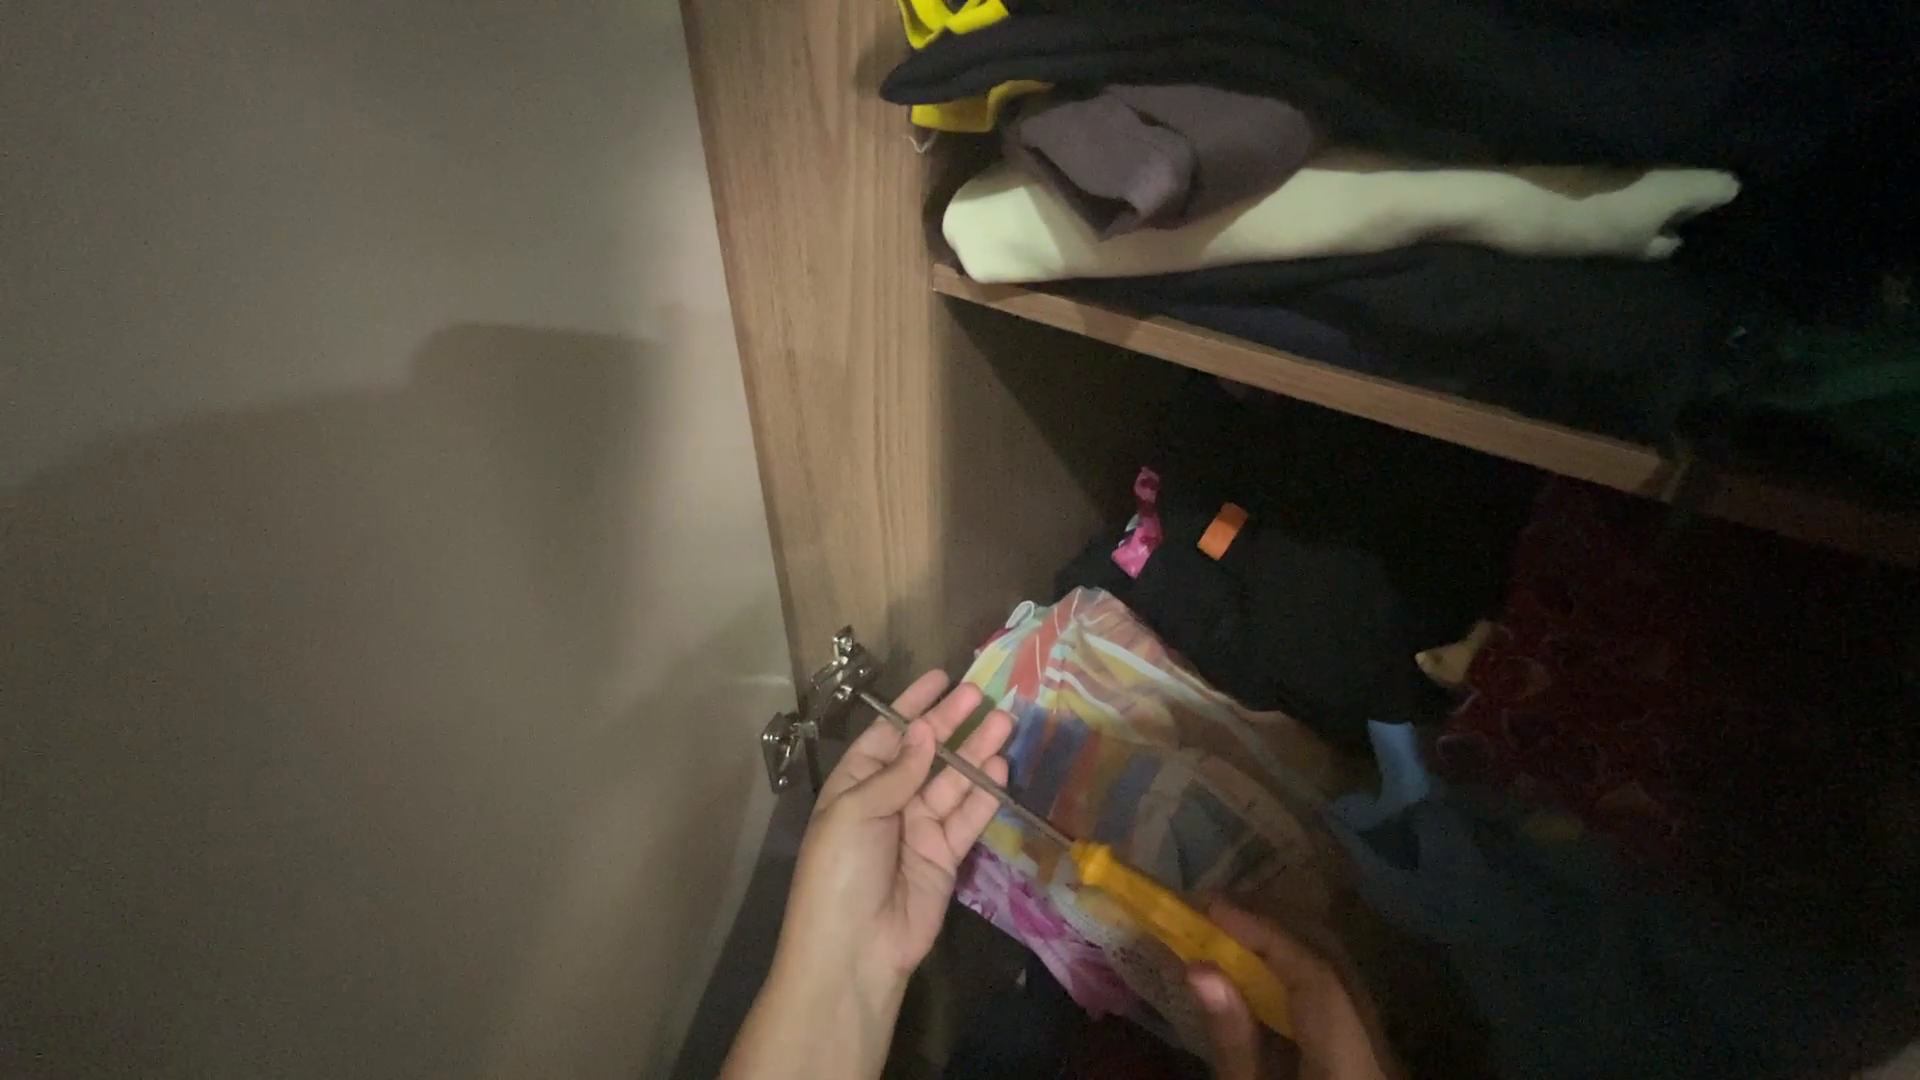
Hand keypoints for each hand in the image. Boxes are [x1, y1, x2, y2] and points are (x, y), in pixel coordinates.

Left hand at [781, 670, 1012, 991]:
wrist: (854, 951)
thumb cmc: (841, 870)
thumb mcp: (856, 811)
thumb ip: (896, 772)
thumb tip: (923, 733)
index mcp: (856, 783)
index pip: (889, 734)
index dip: (913, 705)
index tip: (940, 678)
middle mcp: (889, 799)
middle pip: (926, 753)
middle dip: (953, 724)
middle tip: (982, 695)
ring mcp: (918, 826)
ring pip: (952, 781)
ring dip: (977, 753)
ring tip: (1004, 723)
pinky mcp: (944, 854)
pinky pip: (966, 816)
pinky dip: (984, 793)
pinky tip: (1000, 768)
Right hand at [1188, 901, 1391, 1079]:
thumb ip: (1232, 1040)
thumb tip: (1199, 966)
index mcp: (1351, 1066)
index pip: (1315, 976)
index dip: (1263, 932)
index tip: (1210, 907)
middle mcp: (1378, 1049)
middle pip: (1334, 959)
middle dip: (1273, 923)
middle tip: (1214, 911)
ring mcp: (1380, 1053)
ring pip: (1339, 970)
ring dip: (1283, 941)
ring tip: (1229, 931)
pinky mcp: (1369, 1060)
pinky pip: (1336, 994)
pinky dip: (1295, 969)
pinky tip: (1256, 972)